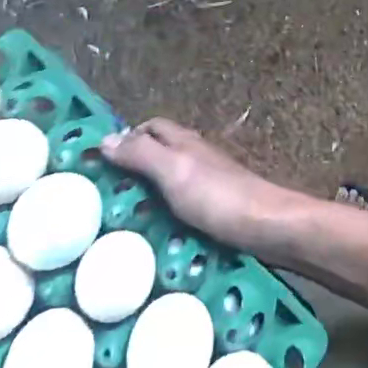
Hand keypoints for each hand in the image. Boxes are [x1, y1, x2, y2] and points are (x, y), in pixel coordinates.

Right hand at [101, 118, 301, 249]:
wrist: (269, 228)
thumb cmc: (219, 197)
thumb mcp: (174, 170)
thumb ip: (141, 153)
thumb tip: (105, 139)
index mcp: (185, 142)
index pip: (150, 127)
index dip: (126, 137)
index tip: (98, 162)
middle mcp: (196, 158)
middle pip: (158, 156)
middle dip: (133, 171)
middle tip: (104, 200)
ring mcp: (208, 185)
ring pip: (170, 185)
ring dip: (148, 199)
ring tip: (122, 225)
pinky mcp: (216, 211)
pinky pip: (182, 210)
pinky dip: (167, 220)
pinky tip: (156, 240)